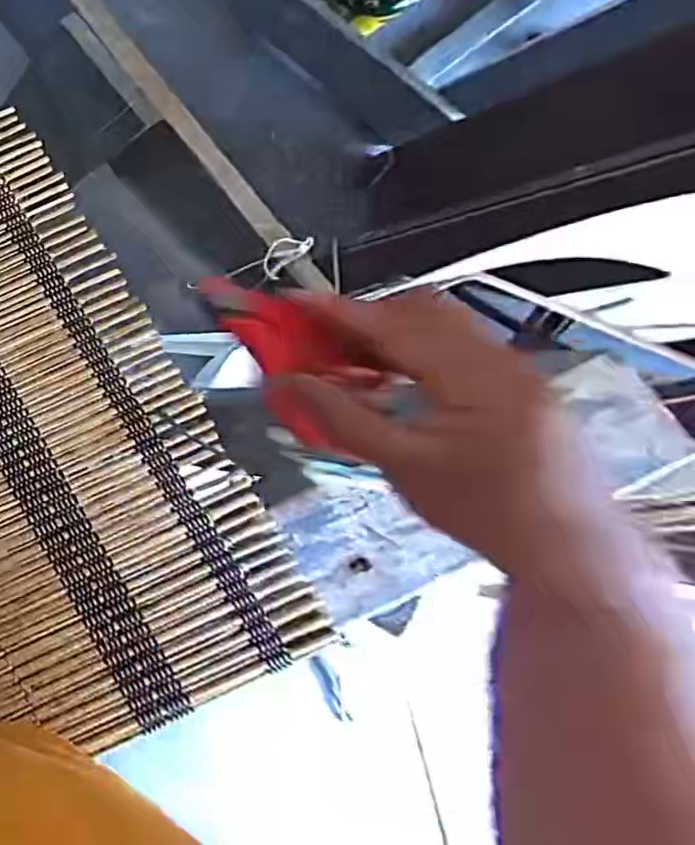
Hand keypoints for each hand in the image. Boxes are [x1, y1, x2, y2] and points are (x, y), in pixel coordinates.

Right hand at [280, 291, 618, 582]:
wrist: (570, 552)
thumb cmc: (483, 510)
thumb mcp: (397, 462)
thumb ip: (337, 414)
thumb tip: (284, 380)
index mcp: (481, 381)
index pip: (397, 327)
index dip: (339, 311)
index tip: (293, 301)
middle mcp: (505, 365)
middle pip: (422, 312)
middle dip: (361, 318)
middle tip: (312, 336)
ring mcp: (515, 374)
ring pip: (437, 327)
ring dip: (382, 335)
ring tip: (338, 360)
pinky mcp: (514, 387)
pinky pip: (451, 349)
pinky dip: (406, 352)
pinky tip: (377, 377)